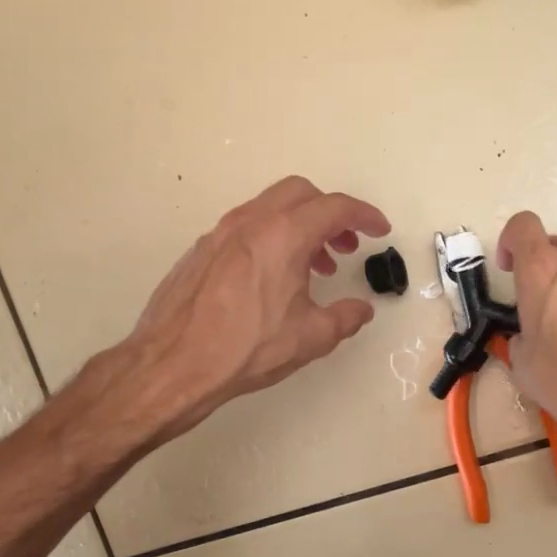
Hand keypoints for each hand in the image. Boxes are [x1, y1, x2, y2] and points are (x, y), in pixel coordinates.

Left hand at [114, 176, 389, 440]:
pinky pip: (248, 227)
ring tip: (316, 267)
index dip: (365, 215)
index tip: (381, 230)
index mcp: (283, 236)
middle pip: (300, 193)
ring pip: (271, 207)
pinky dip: (273, 238)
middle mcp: (251, 223)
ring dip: (302, 226)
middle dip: (331, 213)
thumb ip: (346, 317)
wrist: (175, 363)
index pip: (334, 208)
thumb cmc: (249, 348)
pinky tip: (277, 278)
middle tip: (348, 245)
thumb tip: (362, 309)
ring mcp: (221, 233)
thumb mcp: (313, 336)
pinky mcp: (203, 250)